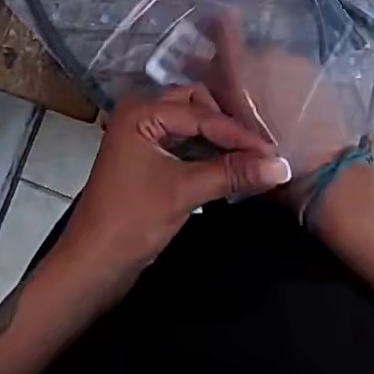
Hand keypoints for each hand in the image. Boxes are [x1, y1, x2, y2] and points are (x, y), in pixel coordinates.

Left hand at [60, 85, 292, 273]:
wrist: (92, 267)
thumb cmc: (132, 221)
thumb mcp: (184, 192)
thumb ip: (232, 173)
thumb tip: (281, 166)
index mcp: (141, 111)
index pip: (201, 115)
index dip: (238, 133)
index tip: (273, 149)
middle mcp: (140, 113)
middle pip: (196, 106)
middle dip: (227, 124)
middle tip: (260, 144)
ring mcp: (142, 134)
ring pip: (191, 123)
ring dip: (219, 137)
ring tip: (251, 153)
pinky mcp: (147, 156)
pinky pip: (184, 141)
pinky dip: (207, 150)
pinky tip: (230, 163)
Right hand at [188, 10, 358, 180]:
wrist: (324, 167)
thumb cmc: (268, 154)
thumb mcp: (229, 126)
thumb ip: (213, 93)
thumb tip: (196, 69)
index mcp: (240, 67)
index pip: (223, 26)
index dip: (211, 22)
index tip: (204, 27)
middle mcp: (267, 54)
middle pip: (246, 48)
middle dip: (237, 63)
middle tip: (233, 87)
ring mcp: (294, 61)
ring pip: (269, 59)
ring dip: (262, 72)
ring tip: (264, 100)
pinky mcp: (315, 72)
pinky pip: (291, 69)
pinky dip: (284, 80)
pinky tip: (287, 103)